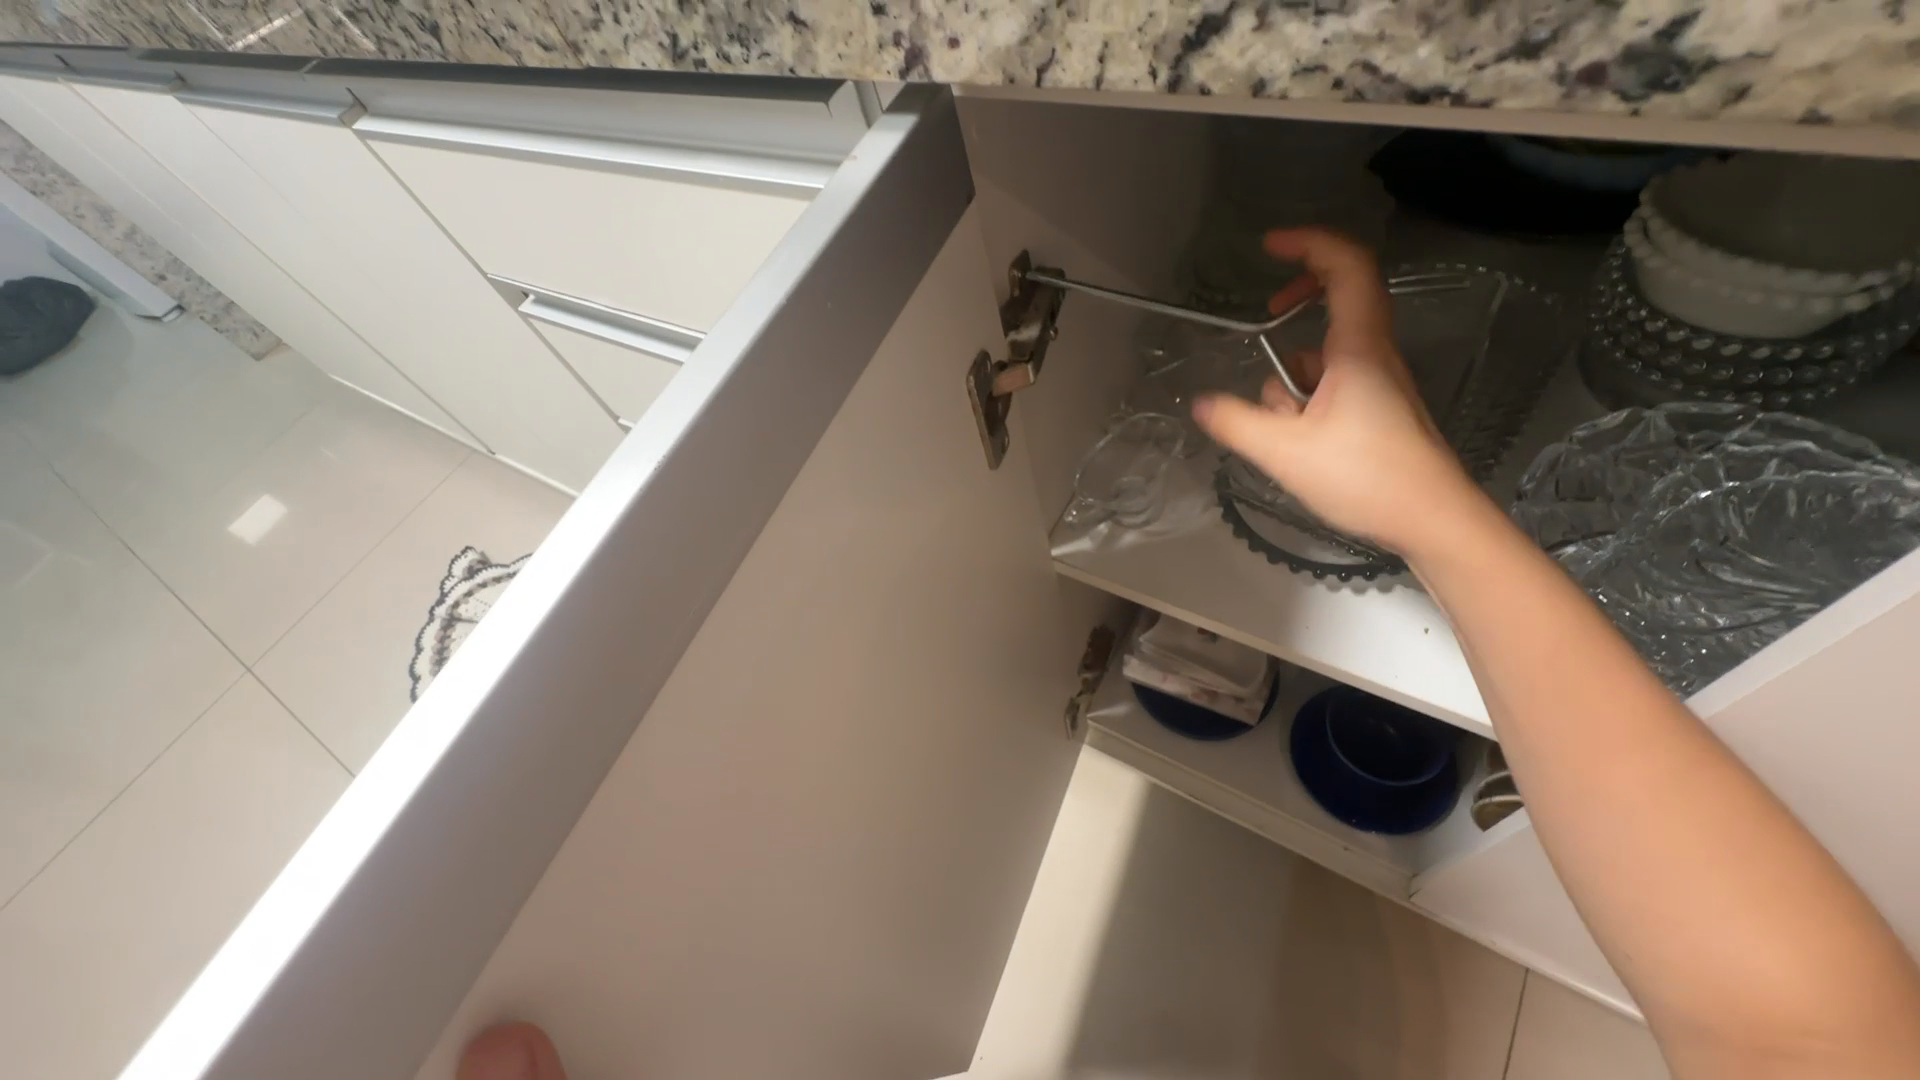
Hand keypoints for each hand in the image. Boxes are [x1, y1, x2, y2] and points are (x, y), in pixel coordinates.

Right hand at [1192, 228, 1484, 557]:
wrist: (1432, 519)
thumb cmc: (1366, 477)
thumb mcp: (1285, 452)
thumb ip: (1237, 423)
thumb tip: (1200, 404)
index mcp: (1358, 348)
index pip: (1347, 268)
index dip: (1310, 244)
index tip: (1271, 246)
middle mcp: (1373, 353)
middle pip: (1340, 298)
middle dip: (1298, 298)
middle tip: (1267, 311)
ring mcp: (1378, 381)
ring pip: (1326, 354)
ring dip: (1291, 377)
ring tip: (1278, 429)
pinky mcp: (1377, 407)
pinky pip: (1332, 383)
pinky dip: (1304, 399)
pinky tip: (1294, 441)